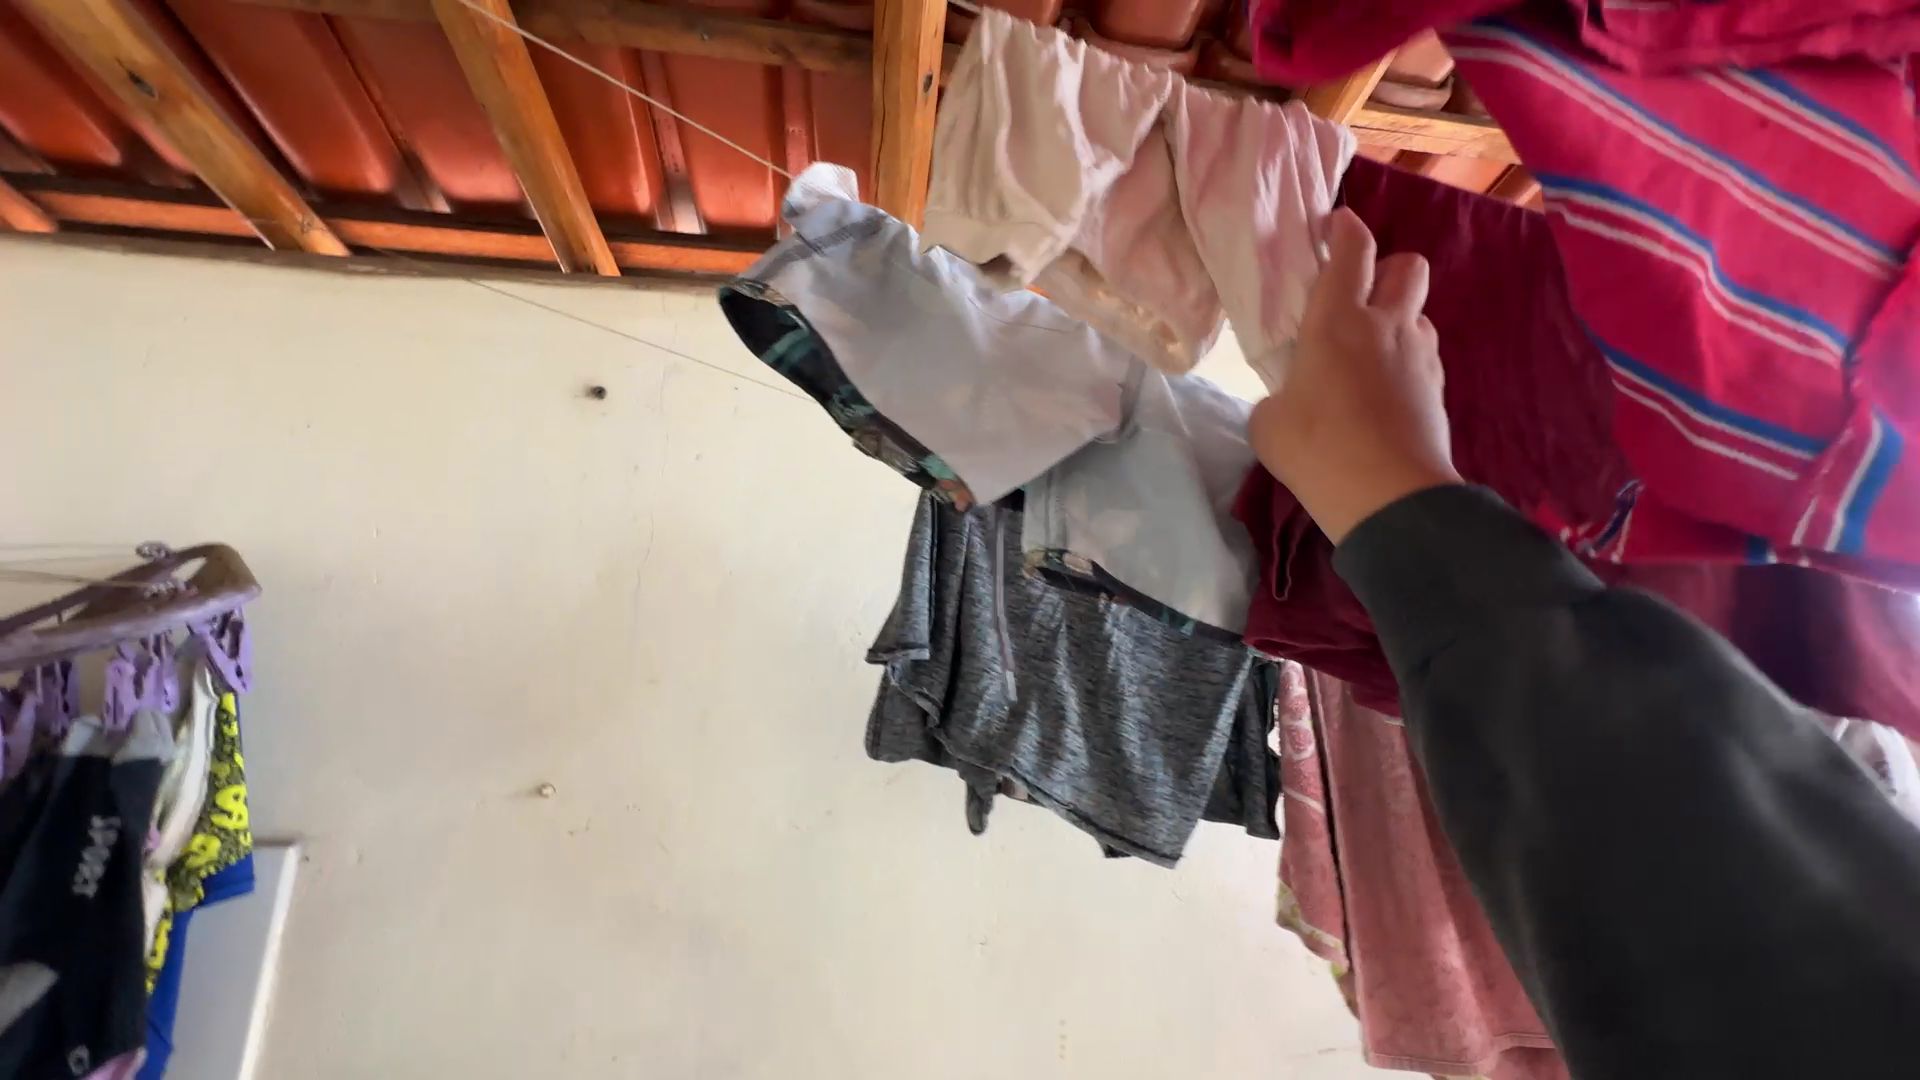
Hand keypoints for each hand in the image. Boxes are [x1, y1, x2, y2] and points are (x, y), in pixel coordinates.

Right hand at [1248, 208, 1460, 543]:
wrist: (1385, 494)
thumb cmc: (1314, 449)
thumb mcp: (1267, 421)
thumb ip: (1278, 395)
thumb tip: (1292, 397)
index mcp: (1336, 322)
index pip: (1351, 251)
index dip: (1344, 228)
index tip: (1334, 224)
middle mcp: (1385, 326)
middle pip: (1407, 265)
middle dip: (1386, 268)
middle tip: (1358, 295)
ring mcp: (1419, 355)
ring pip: (1418, 312)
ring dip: (1396, 319)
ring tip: (1368, 354)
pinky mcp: (1437, 387)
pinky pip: (1423, 353)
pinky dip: (1405, 359)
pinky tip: (1383, 392)